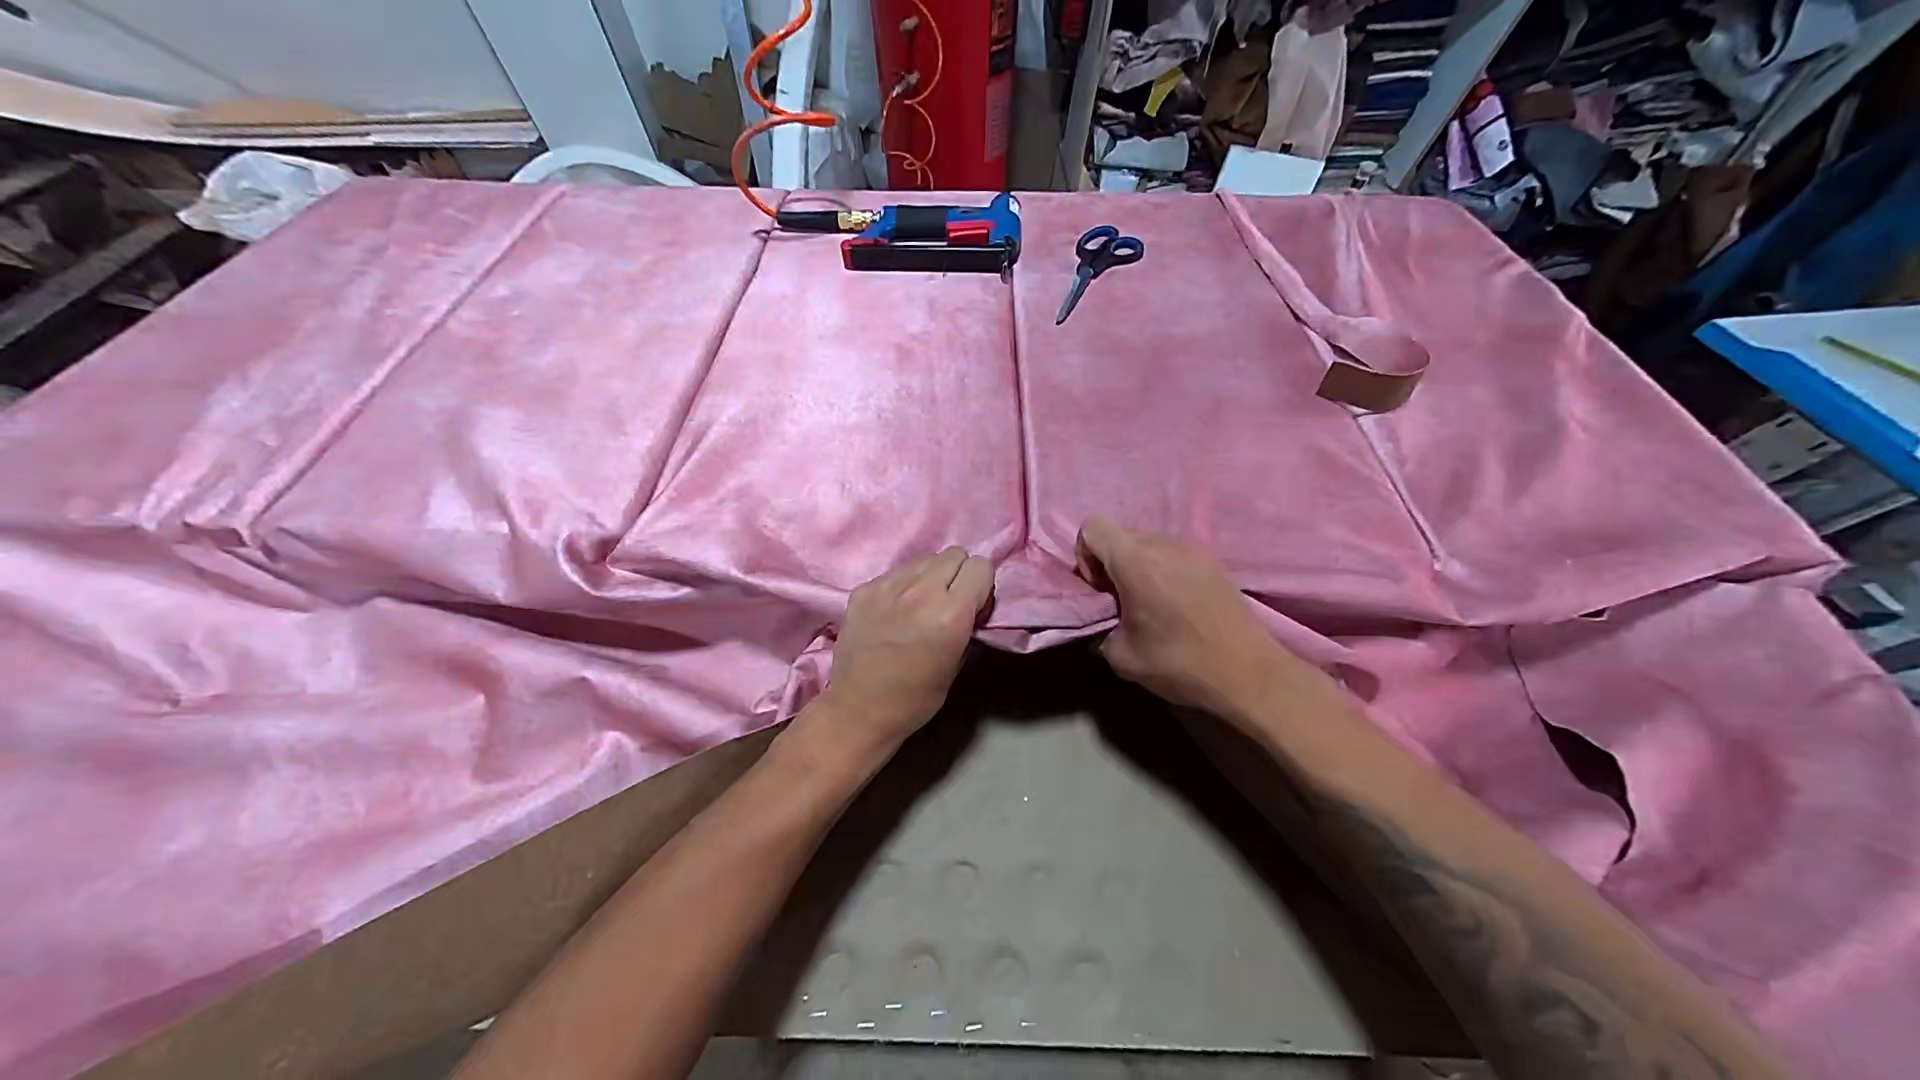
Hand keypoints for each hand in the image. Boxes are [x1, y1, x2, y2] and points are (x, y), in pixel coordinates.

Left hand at [810, 546, 994, 756]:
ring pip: (924, 559)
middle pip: (954, 554)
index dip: (981, 585)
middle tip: (949, 601)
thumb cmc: (916, 697)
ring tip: (920, 605)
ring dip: (930, 576)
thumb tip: (968, 604)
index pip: (980, 566)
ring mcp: (889, 586)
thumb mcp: (957, 663)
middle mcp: (921, 591)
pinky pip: (896, 572)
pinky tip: (894, 611)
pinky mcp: (865, 589)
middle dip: (958, 575)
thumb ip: (967, 624)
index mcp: (951, 612)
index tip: (974, 604)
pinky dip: (902, 585)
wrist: (859, 709)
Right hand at [1075, 516, 1314, 720]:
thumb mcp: (1122, 656)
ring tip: (1150, 604)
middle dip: (1111, 563)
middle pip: (1121, 534)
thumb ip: (1099, 630)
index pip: (1094, 526)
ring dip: (1139, 566)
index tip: (1100, 589)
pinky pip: (1173, 554)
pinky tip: (1176, 604)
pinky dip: (1164, 571)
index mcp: (1136, 562)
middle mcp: (1164, 545)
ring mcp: (1192, 550)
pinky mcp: (1212, 562)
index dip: (1086, 555)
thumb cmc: (1179, 664)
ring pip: (1148, 543)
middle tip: (1121, 601)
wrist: (1248, 674)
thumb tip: (1102, 623)